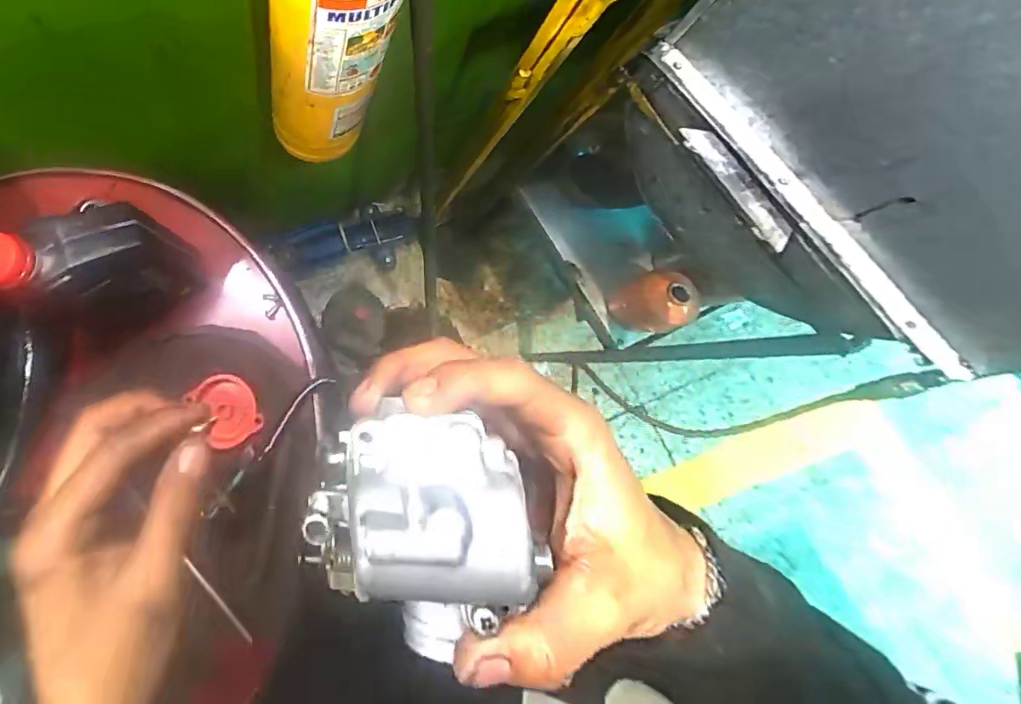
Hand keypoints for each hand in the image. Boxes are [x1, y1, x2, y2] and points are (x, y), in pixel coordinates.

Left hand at [12, 392, 213, 703]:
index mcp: (53, 528)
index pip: (108, 452)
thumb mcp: (154, 583)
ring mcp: (50, 523)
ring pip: (89, 449)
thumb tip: (200, 442)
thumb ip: (175, 507)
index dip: (159, 424)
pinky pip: (97, 476)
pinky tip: (163, 454)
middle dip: (140, 413)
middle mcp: (42, 514)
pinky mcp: (65, 533)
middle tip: (189, 411)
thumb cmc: (120, 658)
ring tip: (183, 423)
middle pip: (87, 435)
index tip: (204, 414)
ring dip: (137, 429)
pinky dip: (132, 457)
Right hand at [351, 340, 707, 690]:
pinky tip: (386, 428)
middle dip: (412, 369)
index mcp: (567, 427)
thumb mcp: (602, 606)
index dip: (461, 379)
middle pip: (467, 360)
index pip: (511, 379)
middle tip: (369, 405)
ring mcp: (510, 422)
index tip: (416, 403)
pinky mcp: (493, 439)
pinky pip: (447, 405)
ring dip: (403, 378)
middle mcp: (534, 412)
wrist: (656, 573)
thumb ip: (549, 639)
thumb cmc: (637, 571)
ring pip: (450, 371)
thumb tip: (475, 661)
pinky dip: (410, 403)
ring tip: (365, 409)